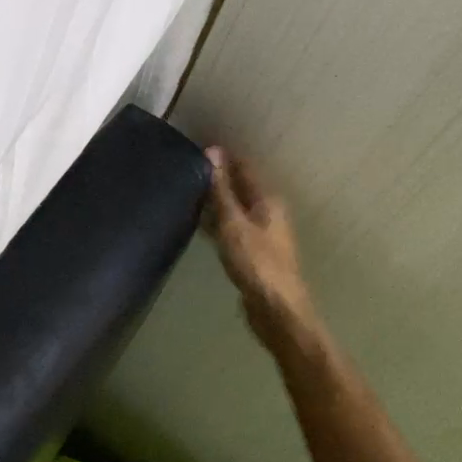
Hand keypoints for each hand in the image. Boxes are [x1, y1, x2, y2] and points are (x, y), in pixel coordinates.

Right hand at [203, 145, 315, 344]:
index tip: (194, 149)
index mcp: (268, 201)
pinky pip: (232, 228)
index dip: (222, 157)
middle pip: (240, 187)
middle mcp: (268, 213)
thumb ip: (221, 189)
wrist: (277, 312)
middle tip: (184, 169)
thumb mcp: (233, 222)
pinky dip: (217, 222)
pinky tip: (198, 224)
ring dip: (216, 201)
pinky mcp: (254, 254)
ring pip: (235, 208)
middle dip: (217, 178)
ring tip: (186, 192)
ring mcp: (262, 234)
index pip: (244, 167)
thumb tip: (213, 151)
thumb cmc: (256, 263)